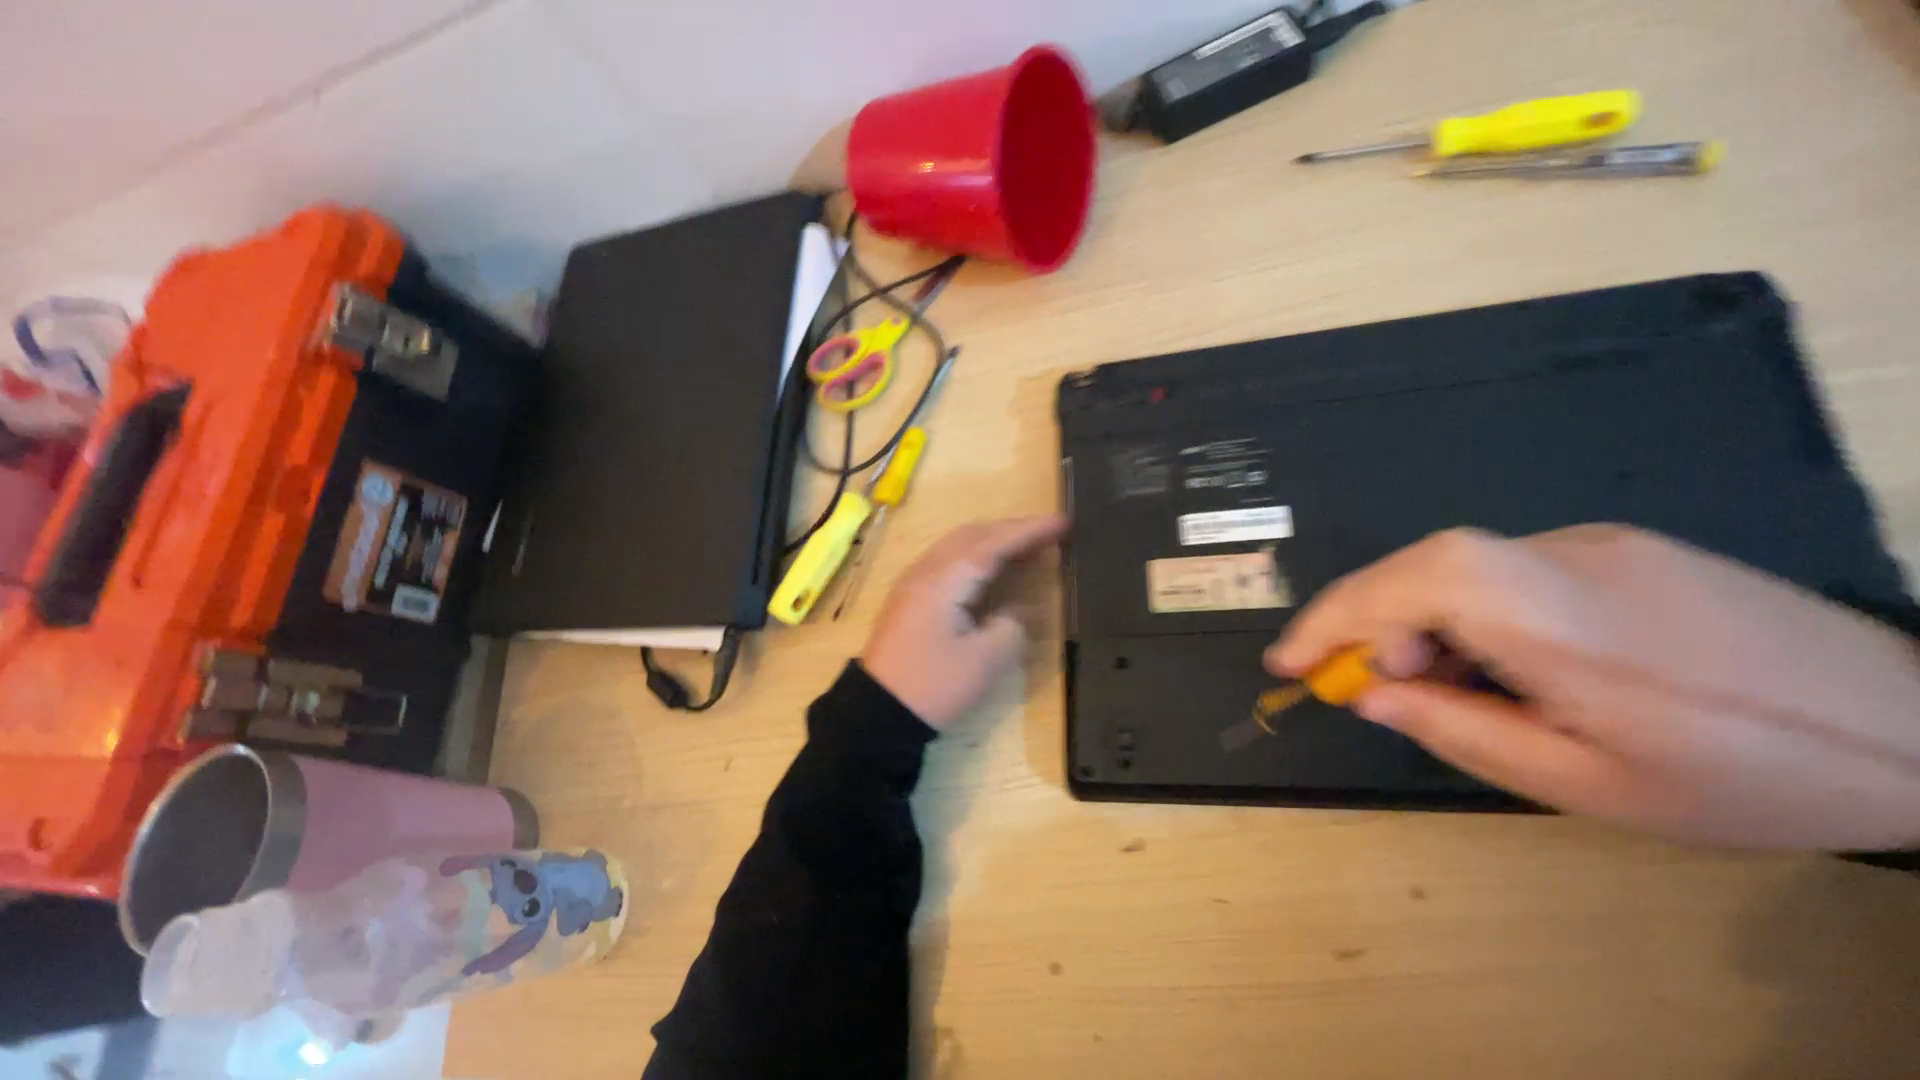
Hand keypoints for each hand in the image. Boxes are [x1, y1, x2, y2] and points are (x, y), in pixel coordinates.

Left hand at [862, 516, 1065, 729]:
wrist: (878, 710)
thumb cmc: (933, 686)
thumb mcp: (984, 662)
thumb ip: (1010, 626)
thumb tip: (1017, 608)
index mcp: (944, 581)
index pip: (993, 544)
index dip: (1029, 531)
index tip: (1062, 523)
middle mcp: (926, 571)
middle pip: (973, 535)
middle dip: (1013, 530)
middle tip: (1050, 535)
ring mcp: (914, 582)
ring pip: (958, 545)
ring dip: (994, 540)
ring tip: (1029, 548)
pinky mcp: (911, 597)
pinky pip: (948, 560)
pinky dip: (977, 555)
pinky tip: (994, 569)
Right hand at [1268, 525, 1919, 850]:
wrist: (1919, 728)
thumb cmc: (1746, 778)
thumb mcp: (1585, 786)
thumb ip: (1462, 732)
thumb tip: (1370, 694)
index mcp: (1567, 622)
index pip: (1422, 576)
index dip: (1342, 608)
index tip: (1293, 664)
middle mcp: (1574, 559)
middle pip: (1431, 565)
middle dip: (1370, 621)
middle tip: (1358, 687)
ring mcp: (1601, 544)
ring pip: (1467, 568)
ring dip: (1423, 620)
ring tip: (1436, 687)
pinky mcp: (1622, 548)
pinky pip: (1511, 571)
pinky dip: (1470, 613)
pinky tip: (1499, 664)